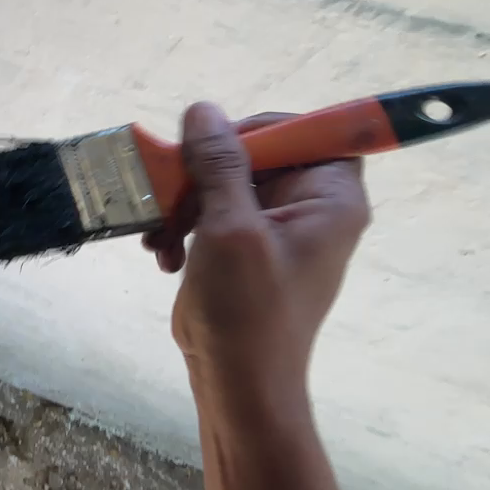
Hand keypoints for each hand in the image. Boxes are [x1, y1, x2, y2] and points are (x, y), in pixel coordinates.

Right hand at [142, 103, 370, 399]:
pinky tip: (164, 254)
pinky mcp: (238, 248)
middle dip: (201, 173)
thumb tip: (203, 110)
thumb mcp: (229, 229)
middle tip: (171, 190)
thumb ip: (219, 165)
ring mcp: (270, 230)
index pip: (314, 134)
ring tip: (161, 233)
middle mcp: (306, 209)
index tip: (213, 142)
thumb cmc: (247, 307)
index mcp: (329, 201)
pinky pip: (206, 212)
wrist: (235, 379)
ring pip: (219, 183)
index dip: (265, 129)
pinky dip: (179, 228)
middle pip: (252, 156)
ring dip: (180, 203)